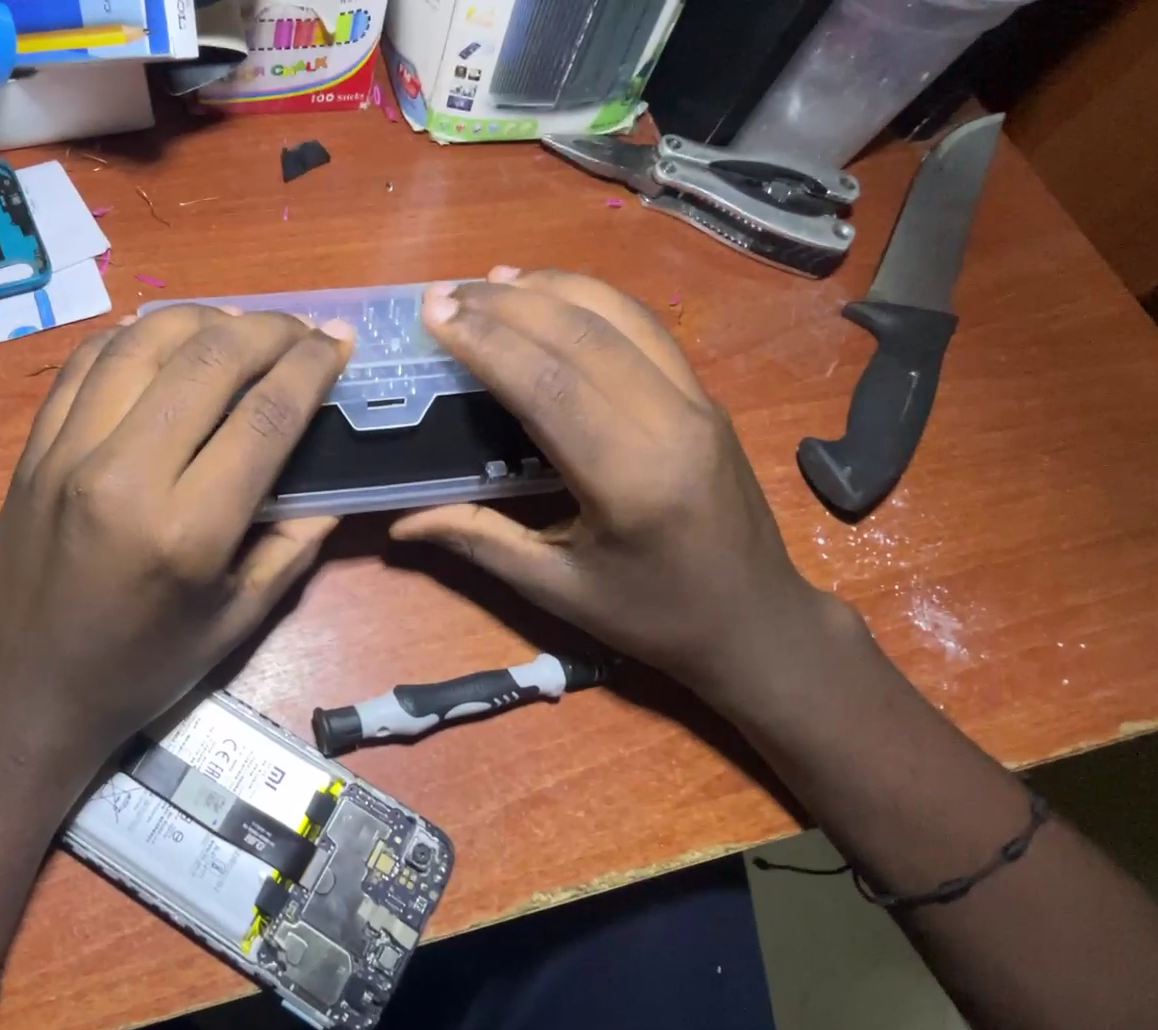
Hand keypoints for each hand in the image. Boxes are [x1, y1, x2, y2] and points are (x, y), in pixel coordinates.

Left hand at [0, 306, 353, 774]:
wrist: (21, 691)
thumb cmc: (138, 671)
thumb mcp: (233, 625)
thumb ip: (290, 549)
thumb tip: (329, 487)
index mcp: (186, 529)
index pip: (264, 414)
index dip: (311, 367)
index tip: (338, 345)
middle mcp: (124, 472)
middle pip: (209, 359)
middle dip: (269, 330)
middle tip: (301, 330)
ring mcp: (68, 451)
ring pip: (144, 342)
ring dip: (204, 319)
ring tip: (240, 327)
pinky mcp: (34, 447)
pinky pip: (87, 363)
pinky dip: (135, 337)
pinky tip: (164, 342)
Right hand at [391, 268, 828, 691]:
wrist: (756, 622)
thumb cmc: (652, 616)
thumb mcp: (558, 590)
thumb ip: (480, 541)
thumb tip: (402, 522)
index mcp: (631, 480)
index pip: (551, 385)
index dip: (488, 342)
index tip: (436, 314)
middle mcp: (671, 423)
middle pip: (583, 335)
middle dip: (507, 305)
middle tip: (445, 293)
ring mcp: (697, 401)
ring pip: (620, 316)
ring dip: (551, 288)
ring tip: (490, 280)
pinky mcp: (704, 395)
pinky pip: (644, 329)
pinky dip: (592, 300)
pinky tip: (552, 295)